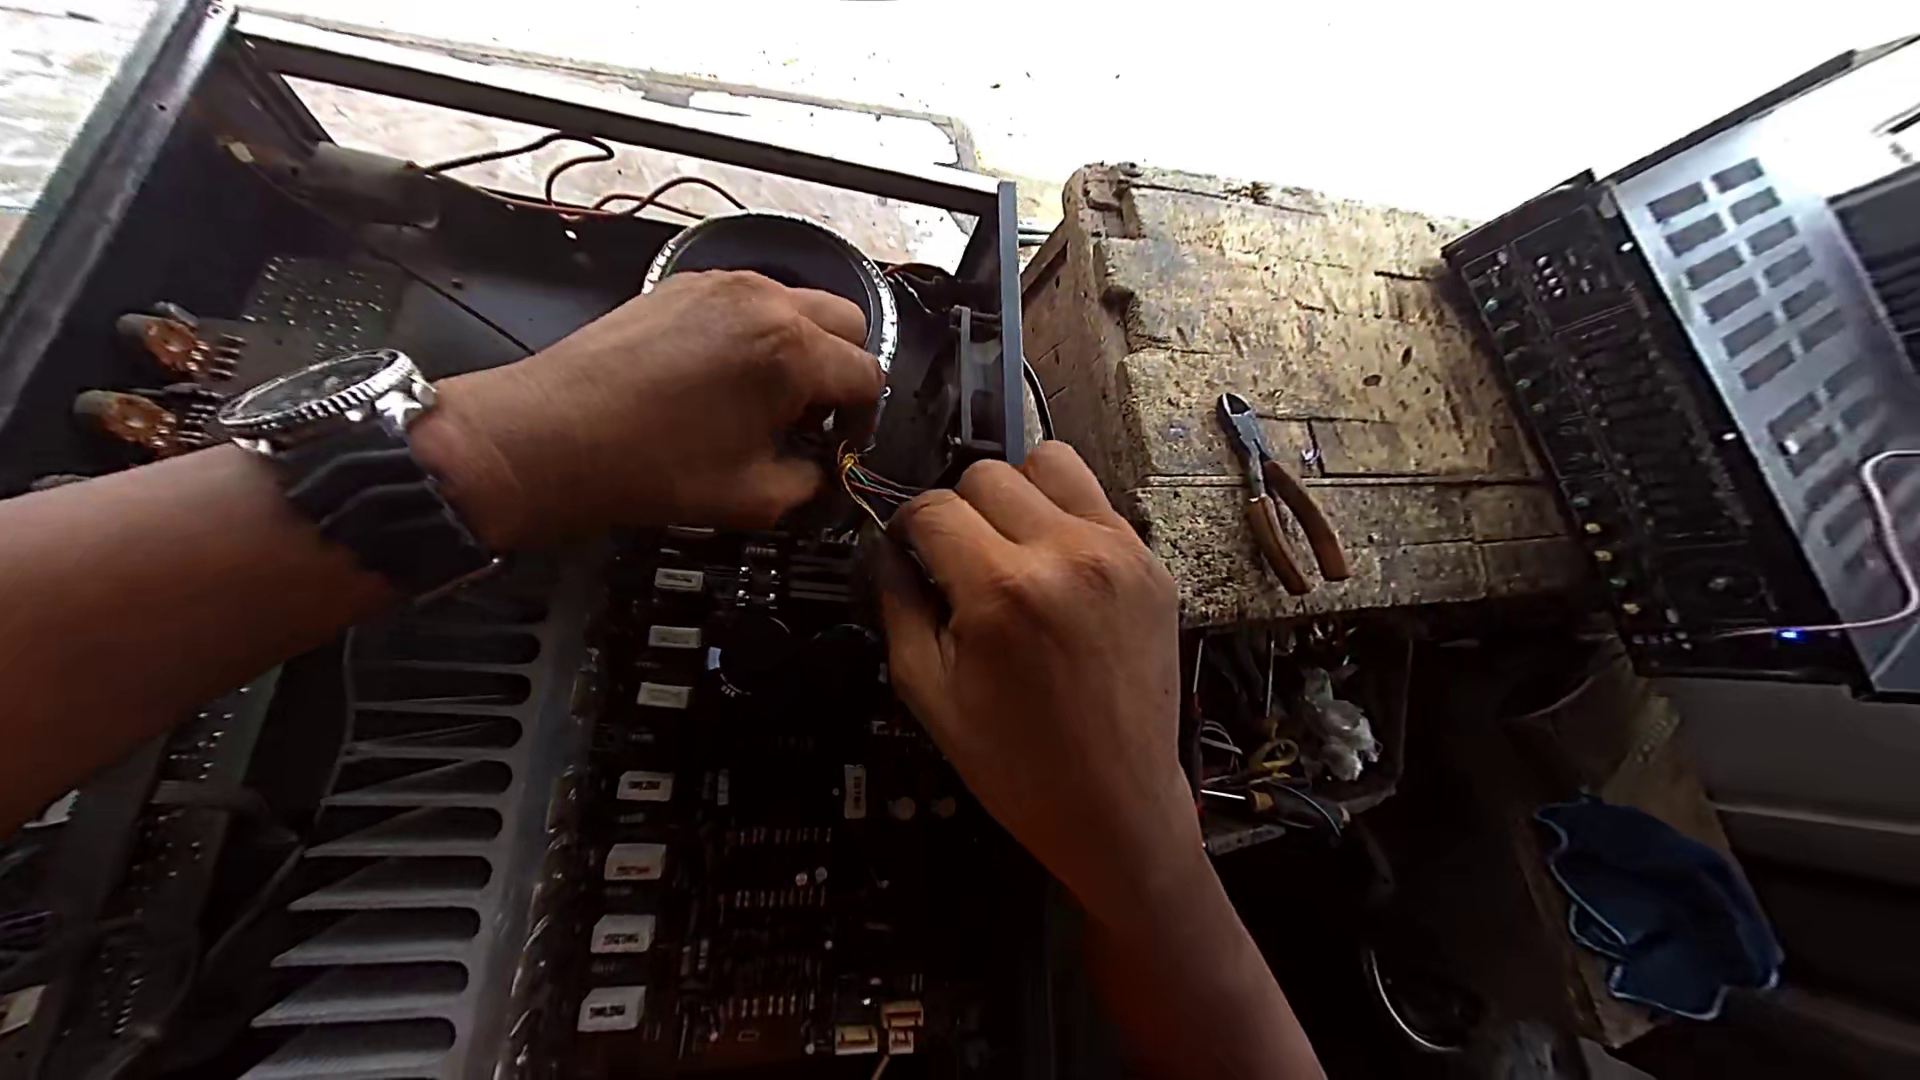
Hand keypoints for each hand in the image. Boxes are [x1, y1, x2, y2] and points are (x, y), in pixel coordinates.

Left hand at [414, 270, 882, 546]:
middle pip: (849, 324)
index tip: (842, 445)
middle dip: (846, 373)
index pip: (867, 376)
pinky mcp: (686, 285)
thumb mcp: (758, 497)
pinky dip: (767, 333)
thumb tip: (826, 472)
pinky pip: (754, 300)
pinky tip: (736, 375)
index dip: (865, 420)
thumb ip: (814, 482)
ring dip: (810, 349)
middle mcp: (765, 303)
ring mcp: (722, 285)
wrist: (550, 438)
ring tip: (776, 397)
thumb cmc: (651, 468)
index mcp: (790, 353)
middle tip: (819, 417)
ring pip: (803, 304)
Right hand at [877, 442, 1199, 922]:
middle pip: (985, 473)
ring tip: (1009, 542)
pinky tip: (1054, 559)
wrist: (1116, 803)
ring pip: (1047, 461)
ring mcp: (1118, 552)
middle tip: (958, 556)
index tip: (908, 548)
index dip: (906, 525)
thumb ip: (896, 604)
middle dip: (956, 509)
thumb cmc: (1017, 762)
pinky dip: (1062, 512)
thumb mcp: (927, 691)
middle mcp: (1065, 555)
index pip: (932, 507)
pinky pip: (1094, 498)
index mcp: (1002, 592)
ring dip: (1014, 492)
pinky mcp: (1150, 562)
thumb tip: (887, 549)